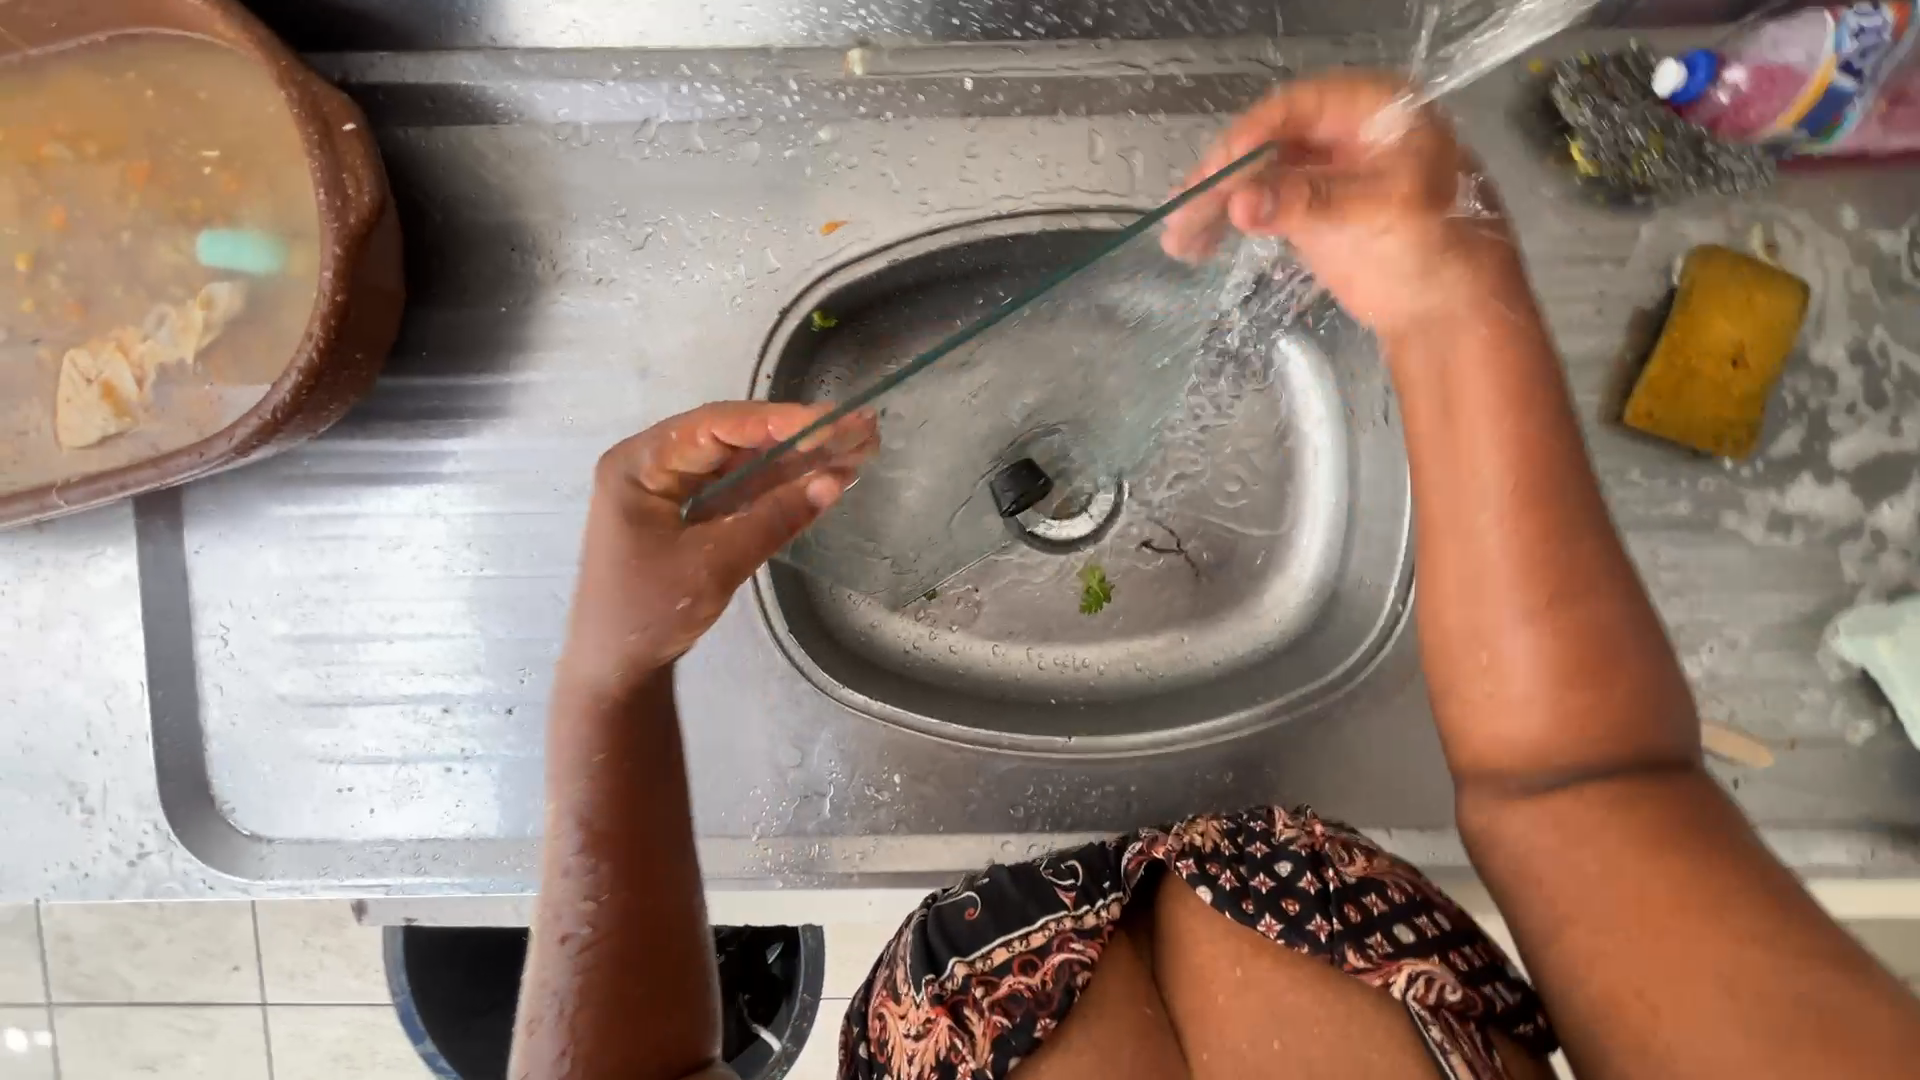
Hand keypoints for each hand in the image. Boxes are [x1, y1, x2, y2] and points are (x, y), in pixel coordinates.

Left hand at [558, 402, 876, 695]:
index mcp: (642, 463)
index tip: (831, 422)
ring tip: (857, 448)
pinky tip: (828, 478)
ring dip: (799, 459)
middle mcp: (659, 464)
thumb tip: (835, 481)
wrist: (617, 668)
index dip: (778, 421)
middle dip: (799, 435)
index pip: (717, 426)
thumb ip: (774, 519)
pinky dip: (784, 487)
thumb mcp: (714, 564)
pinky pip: (745, 491)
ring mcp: (679, 489)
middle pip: (737, 438)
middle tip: (857, 428)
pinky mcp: (696, 513)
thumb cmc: (648, 613)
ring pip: (747, 463)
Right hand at [1161, 72, 1523, 340]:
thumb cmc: (1435, 247)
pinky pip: (1255, 207)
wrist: (1448, 308)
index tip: (1208, 180)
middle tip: (1179, 215)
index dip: (1245, 141)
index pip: (1291, 110)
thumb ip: (1306, 202)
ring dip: (1212, 207)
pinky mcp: (1304, 210)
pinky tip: (1196, 247)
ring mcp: (1318, 172)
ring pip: (1252, 177)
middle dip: (1219, 180)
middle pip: (1262, 144)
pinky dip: (1225, 225)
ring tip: (1177, 241)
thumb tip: (1238, 202)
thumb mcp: (1376, 213)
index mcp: (1370, 109)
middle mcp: (1337, 132)